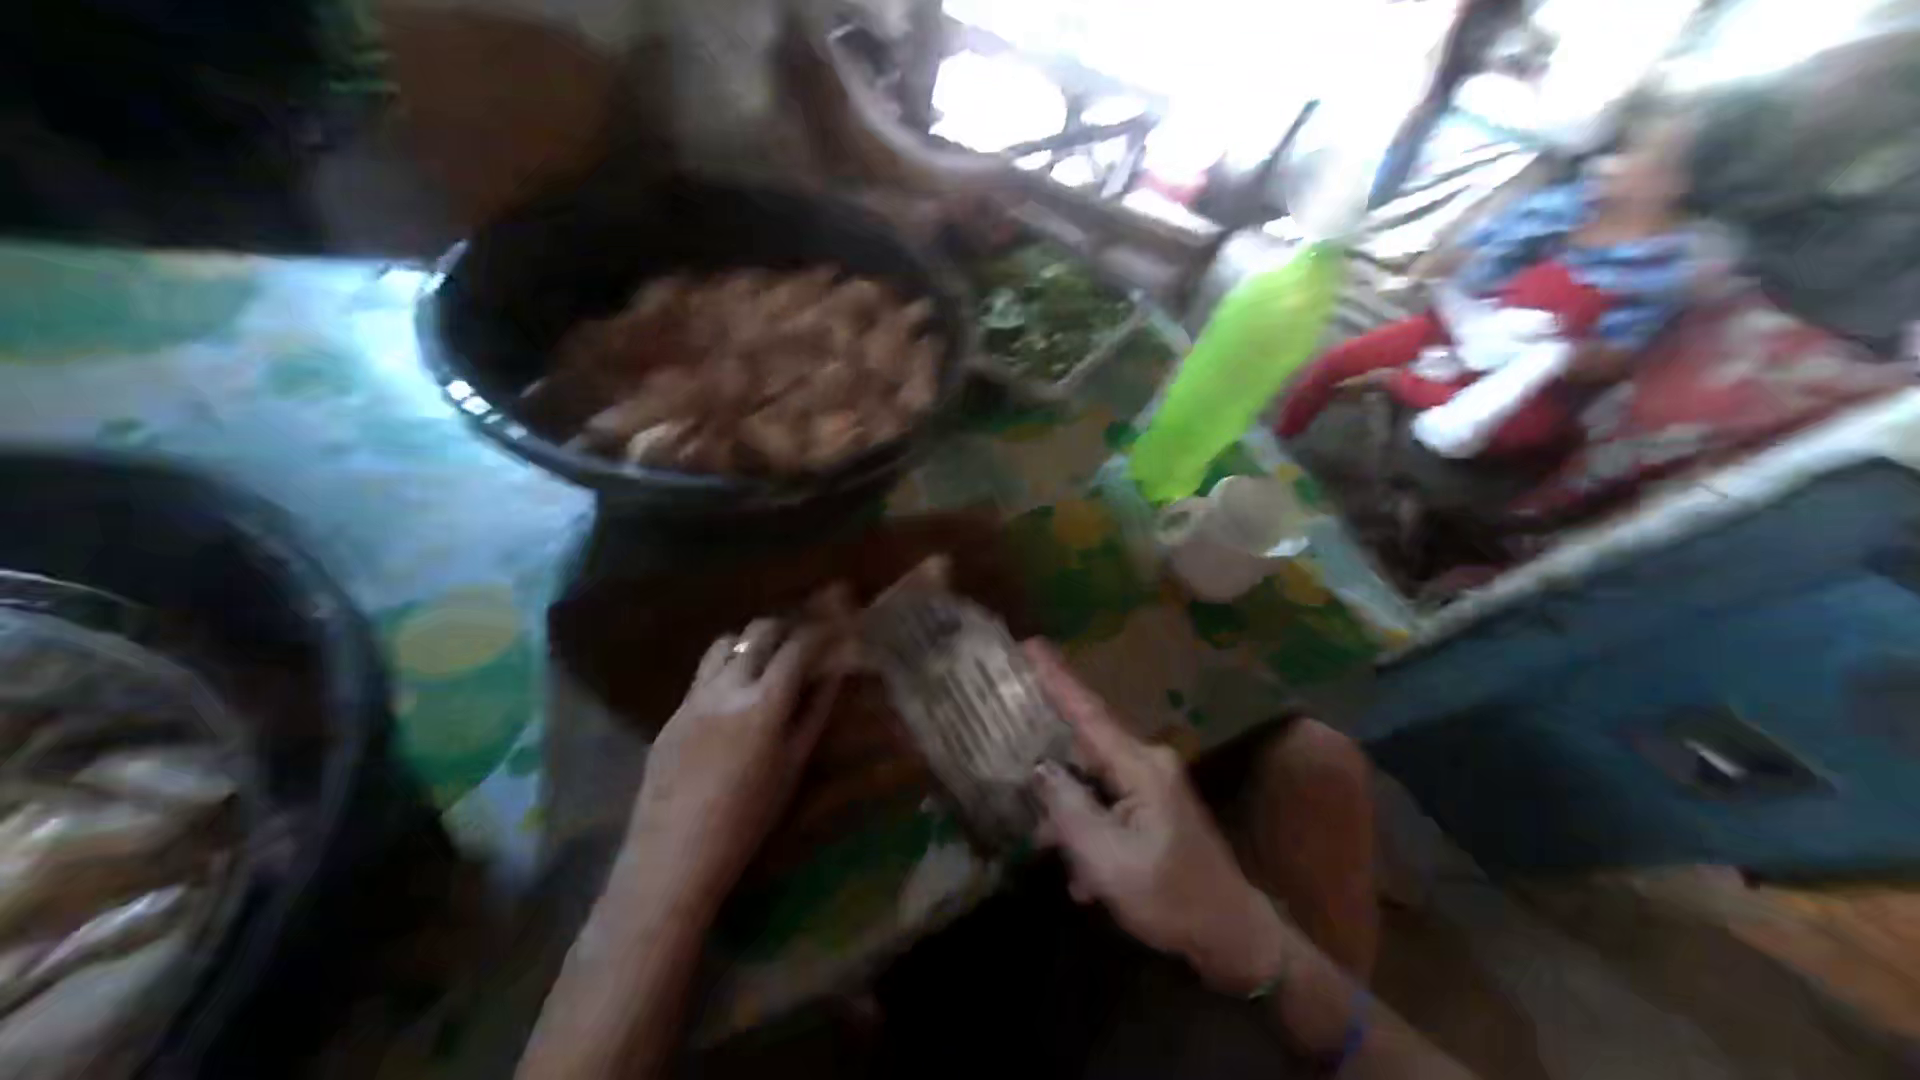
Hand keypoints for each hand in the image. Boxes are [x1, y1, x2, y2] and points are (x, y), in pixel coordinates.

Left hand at [625, 619, 839, 910]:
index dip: (820, 632)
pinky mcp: (672, 712)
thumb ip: (814, 713)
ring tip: (765, 661)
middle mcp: (727, 686)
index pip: (798, 647)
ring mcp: (694, 696)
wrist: (674, 856)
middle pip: (759, 632)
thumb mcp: (793, 766)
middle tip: (803, 641)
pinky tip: (732, 696)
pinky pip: (702, 674)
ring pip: (725, 643)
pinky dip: (725, 668)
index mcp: (764, 701)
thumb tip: (833, 676)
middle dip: (786, 628)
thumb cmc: (748, 819)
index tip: (835, 628)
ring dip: (750, 642)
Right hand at [1025, 640, 1289, 994]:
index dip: (1056, 678)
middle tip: (1009, 752)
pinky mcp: (1152, 804)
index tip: (1029, 645)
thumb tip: (1040, 768)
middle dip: (1048, 758)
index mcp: (1140, 766)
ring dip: (1068, 812)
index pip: (1088, 713)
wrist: (1231, 935)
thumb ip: (1067, 808)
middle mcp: (1147, 762)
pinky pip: (1106, 802)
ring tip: (1048, 847)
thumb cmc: (1169, 896)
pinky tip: (1082, 876)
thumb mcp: (1106, 858)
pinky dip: (1088, 830)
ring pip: (1091, 779)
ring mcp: (1152, 783)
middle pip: (1084, 744)